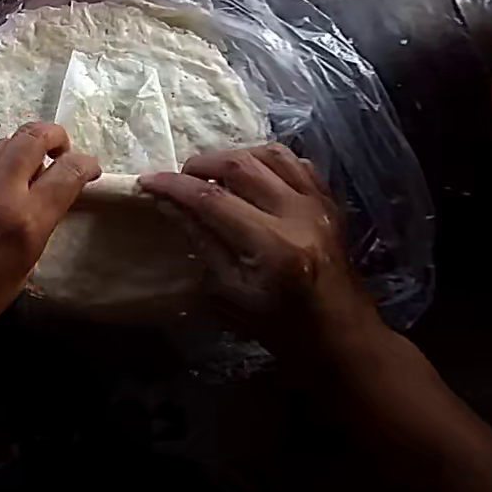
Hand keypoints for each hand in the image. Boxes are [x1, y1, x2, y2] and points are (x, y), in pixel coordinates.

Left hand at [0, 122, 98, 365]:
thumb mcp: (26, 267)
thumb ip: (41, 224)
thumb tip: (53, 196)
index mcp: (25, 221)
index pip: (67, 172)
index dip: (86, 164)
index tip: (91, 169)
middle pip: (32, 137)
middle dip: (55, 136)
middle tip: (63, 152)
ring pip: (5, 142)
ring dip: (26, 146)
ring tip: (34, 167)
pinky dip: (1, 161)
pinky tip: (3, 182)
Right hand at [139, 144, 382, 361]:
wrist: (344, 337)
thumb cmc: (282, 325)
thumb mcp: (229, 290)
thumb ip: (200, 240)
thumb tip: (166, 204)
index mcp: (273, 246)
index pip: (212, 199)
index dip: (173, 185)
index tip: (146, 182)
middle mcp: (299, 216)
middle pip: (240, 166)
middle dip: (199, 165)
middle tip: (179, 180)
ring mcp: (318, 205)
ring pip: (268, 154)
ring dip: (231, 157)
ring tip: (211, 175)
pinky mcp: (328, 202)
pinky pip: (294, 162)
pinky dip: (263, 160)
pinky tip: (247, 176)